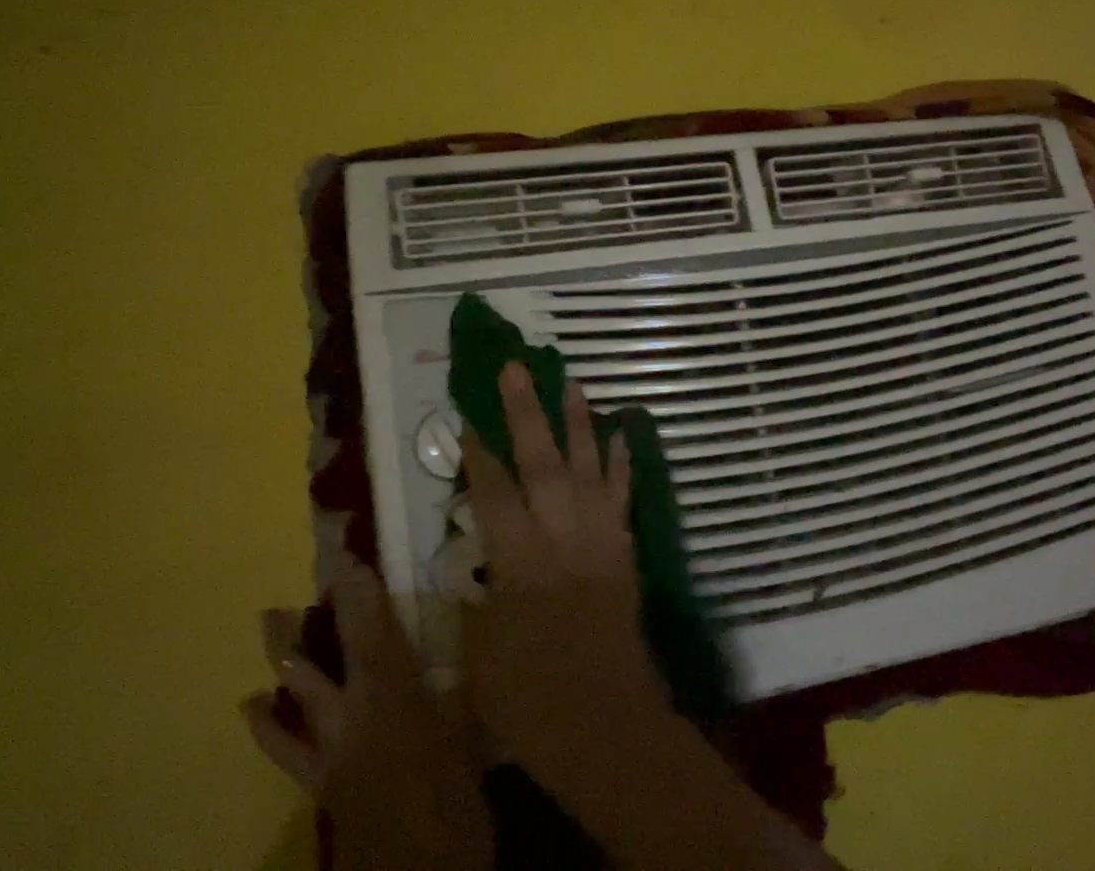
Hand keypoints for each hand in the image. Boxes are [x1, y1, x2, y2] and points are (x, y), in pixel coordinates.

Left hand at [241, 561, 491, 869]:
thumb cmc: (454, 805)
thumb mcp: (471, 741)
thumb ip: (460, 695)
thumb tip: (466, 656)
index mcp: (397, 696)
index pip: (375, 631)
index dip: (361, 592)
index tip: (350, 556)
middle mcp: (356, 711)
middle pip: (332, 652)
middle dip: (325, 611)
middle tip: (320, 573)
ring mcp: (332, 745)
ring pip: (298, 689)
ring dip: (284, 652)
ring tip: (272, 619)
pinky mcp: (319, 778)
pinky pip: (284, 747)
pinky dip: (265, 724)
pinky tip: (250, 705)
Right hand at [459, 364, 671, 783]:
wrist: (608, 728)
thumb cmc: (532, 702)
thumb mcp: (481, 655)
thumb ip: (478, 599)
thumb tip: (476, 563)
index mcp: (518, 561)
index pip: (492, 491)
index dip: (478, 451)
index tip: (468, 413)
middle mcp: (561, 537)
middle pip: (542, 462)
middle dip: (526, 411)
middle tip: (516, 367)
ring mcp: (600, 541)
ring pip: (589, 467)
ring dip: (579, 422)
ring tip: (571, 381)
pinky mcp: (626, 553)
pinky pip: (625, 496)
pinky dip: (623, 463)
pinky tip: (623, 433)